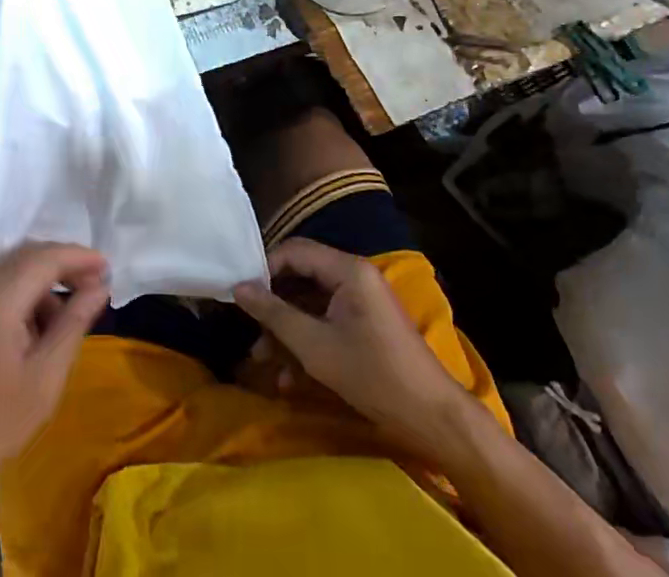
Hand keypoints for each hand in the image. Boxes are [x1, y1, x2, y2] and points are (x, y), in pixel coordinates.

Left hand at [0, 242, 109, 576]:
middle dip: (62, 265)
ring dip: (39, 282)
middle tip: (93, 289)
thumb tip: (99, 288)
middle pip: (23, 255)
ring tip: (63, 320)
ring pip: (5, 270)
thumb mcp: (45, 377)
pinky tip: (30, 329)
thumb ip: (73, 323)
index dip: (80, 257)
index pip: (45, 256)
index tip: (109, 270)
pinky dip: (16, 295)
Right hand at [232, 238, 474, 463]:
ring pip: (309, 304)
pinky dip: (305, 343)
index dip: (264, 269)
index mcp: (348, 270)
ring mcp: (362, 302)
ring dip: (285, 331)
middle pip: (300, 277)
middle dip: (272, 306)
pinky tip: (288, 378)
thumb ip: (273, 312)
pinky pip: (325, 322)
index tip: (241, 295)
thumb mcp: (313, 344)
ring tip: (262, 360)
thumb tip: (237, 287)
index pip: (294, 251)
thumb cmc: (371, 373)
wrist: (431, 417)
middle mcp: (355, 277)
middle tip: (248, 328)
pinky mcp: (365, 325)